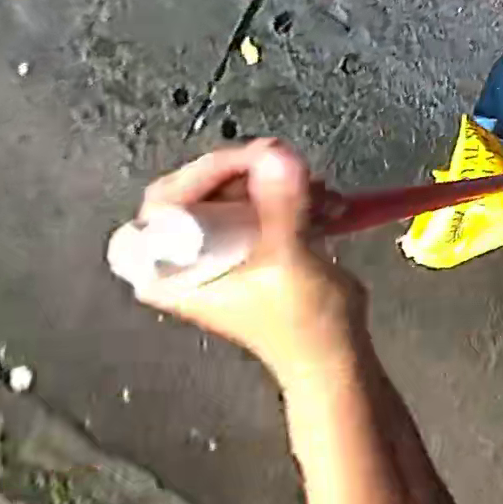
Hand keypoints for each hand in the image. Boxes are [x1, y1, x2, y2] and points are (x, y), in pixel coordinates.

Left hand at [123, 140, 367, 385]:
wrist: (332, 352)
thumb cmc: (303, 319)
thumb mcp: (290, 260)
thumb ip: (282, 206)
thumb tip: (278, 151)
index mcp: (170, 268)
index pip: (171, 200)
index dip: (213, 171)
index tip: (265, 156)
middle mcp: (186, 256)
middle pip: (207, 191)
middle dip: (258, 177)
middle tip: (299, 170)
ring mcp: (222, 251)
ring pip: (242, 195)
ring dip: (288, 186)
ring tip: (325, 195)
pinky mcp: (256, 247)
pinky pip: (267, 205)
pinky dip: (299, 198)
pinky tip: (329, 205)